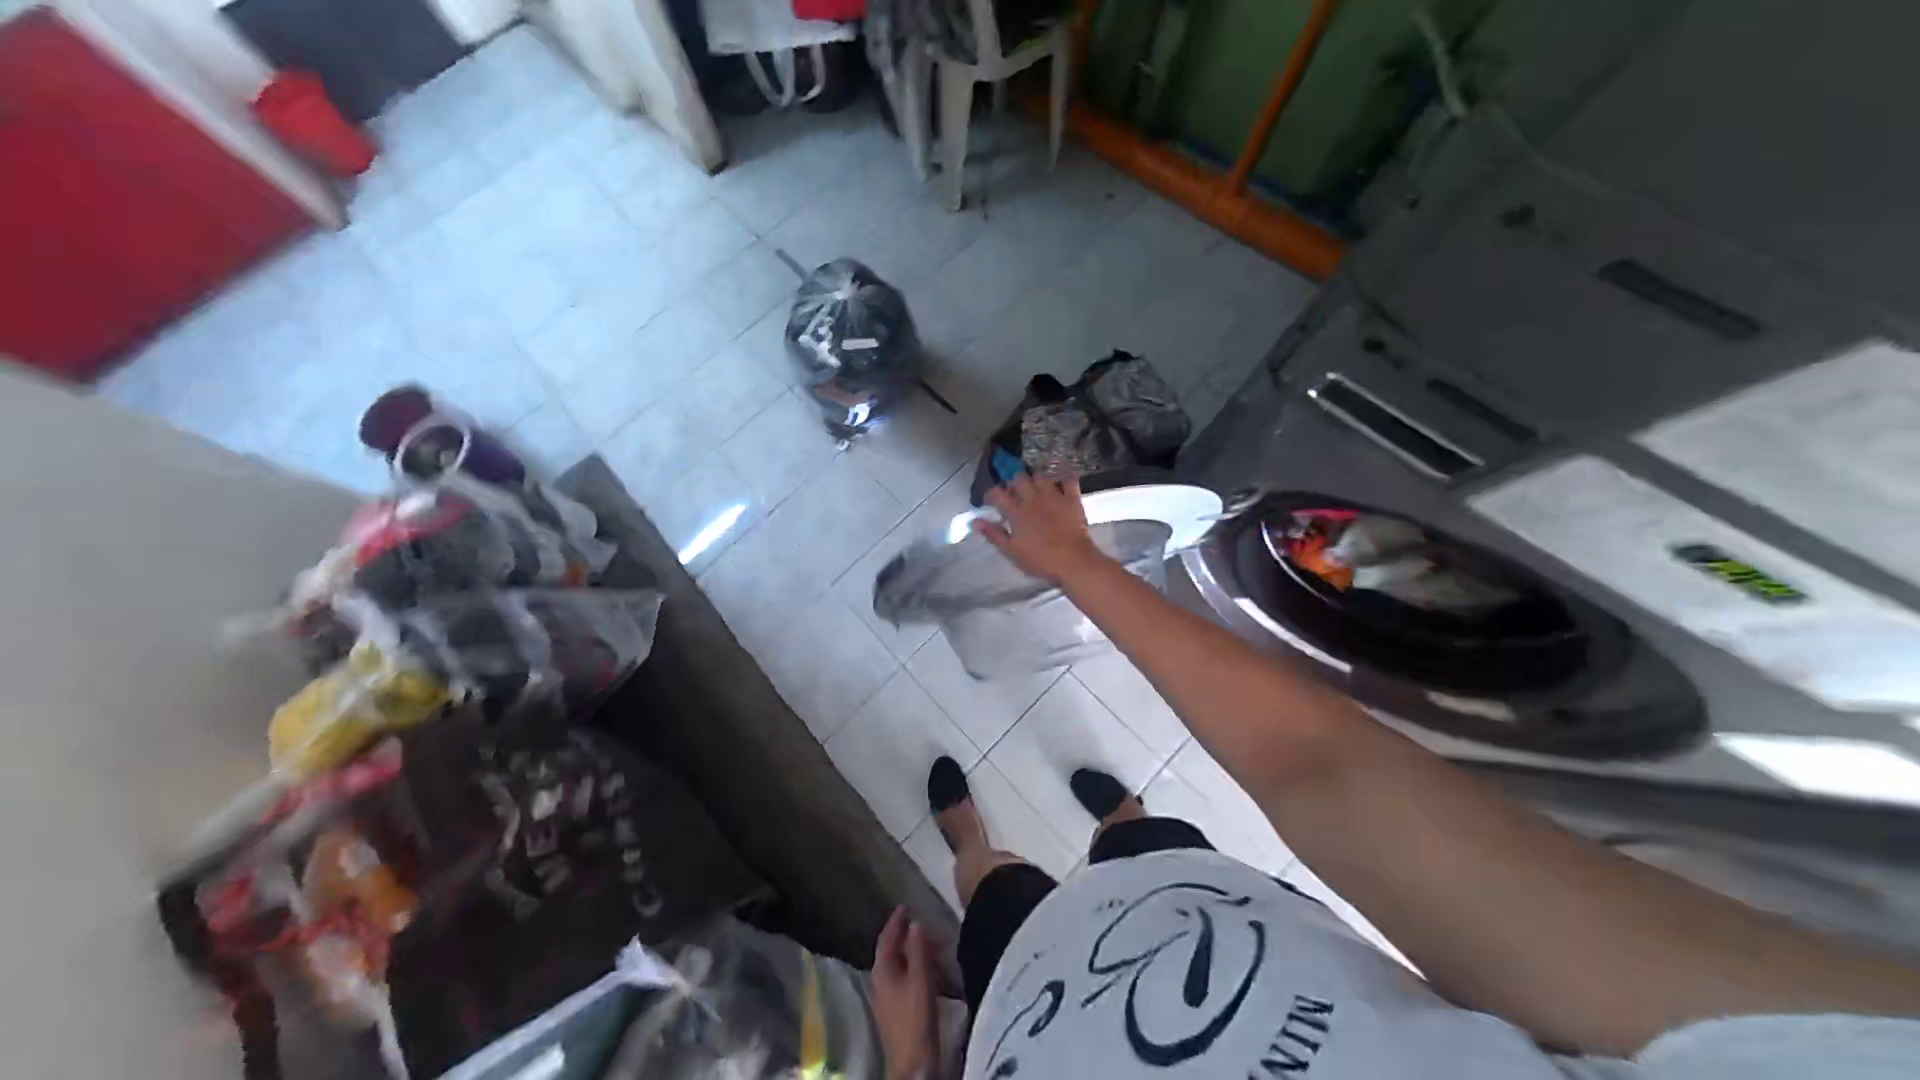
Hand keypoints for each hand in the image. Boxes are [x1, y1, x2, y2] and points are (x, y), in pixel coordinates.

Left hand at [872, 907, 938, 1079]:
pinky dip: (919, 967)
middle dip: (912, 936)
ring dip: (918, 952)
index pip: (887, 937)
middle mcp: (881, 979)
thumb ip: (918, 949)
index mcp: (882, 970)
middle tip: (933, 929)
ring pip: (902, 963)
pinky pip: (907, 976)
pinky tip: (934, 970)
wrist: (914, 1062)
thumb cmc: (915, 1017)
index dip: (896, 921)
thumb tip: (916, 922)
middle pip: (895, 949)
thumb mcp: (920, 978)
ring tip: (939, 947)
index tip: (906, 905)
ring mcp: (889, 995)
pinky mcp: (898, 1007)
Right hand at [974, 472, 1107, 584]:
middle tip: (1013, 494)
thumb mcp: (1011, 551)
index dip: (991, 494)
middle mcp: (1033, 499)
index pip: (997, 494)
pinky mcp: (1072, 499)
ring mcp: (1054, 496)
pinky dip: (1064, 475)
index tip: (990, 501)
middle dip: (1013, 483)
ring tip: (1034, 489)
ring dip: (1034, 479)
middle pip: (1018, 479)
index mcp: (1016, 512)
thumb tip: (975, 521)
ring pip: (1040, 476)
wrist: (1073, 562)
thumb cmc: (1039, 560)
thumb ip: (994, 534)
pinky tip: (1061, 476)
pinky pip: (1069, 479)